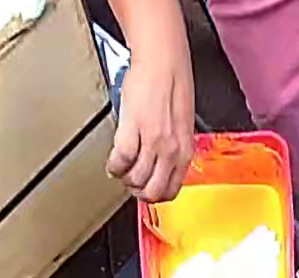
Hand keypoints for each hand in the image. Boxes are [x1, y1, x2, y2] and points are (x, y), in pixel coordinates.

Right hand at [107, 41, 194, 201]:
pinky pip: (122, 159)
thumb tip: (162, 167)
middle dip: (139, 193)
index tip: (146, 191)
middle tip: (130, 185)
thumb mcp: (182, 128)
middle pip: (152, 191)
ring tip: (120, 171)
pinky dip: (114, 165)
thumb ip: (175, 150)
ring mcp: (153, 142)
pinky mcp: (134, 128)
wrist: (163, 60)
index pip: (170, 191)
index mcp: (184, 153)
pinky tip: (113, 163)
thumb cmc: (173, 86)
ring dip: (125, 179)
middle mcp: (171, 152)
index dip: (156, 196)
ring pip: (136, 179)